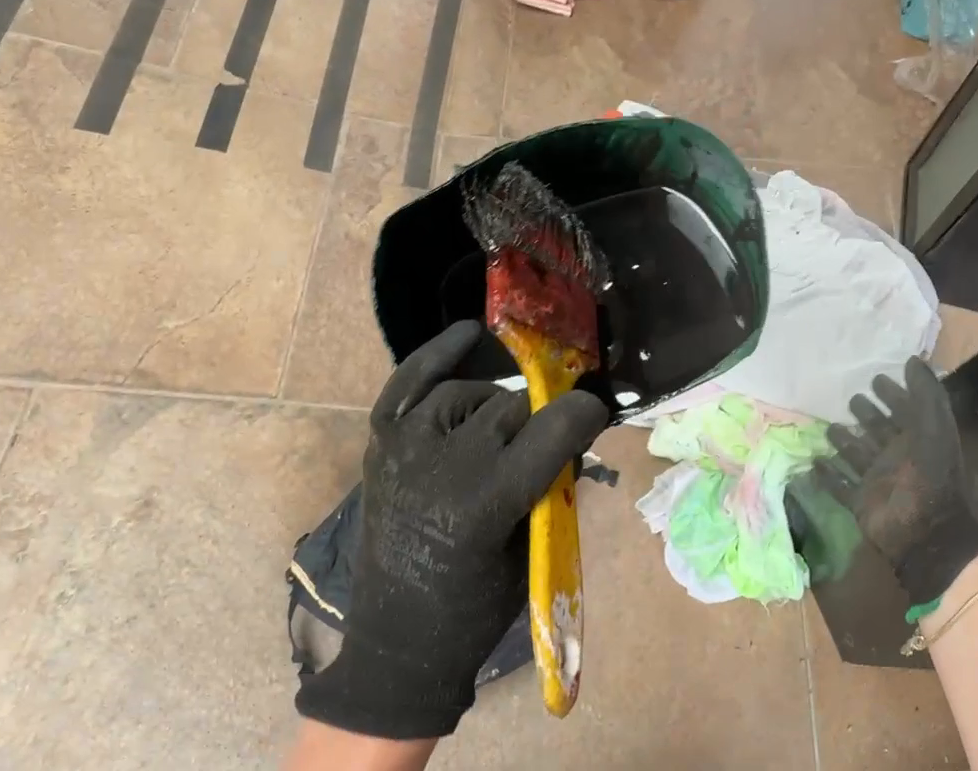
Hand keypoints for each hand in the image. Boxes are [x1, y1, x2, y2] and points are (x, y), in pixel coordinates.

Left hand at [295, 320, 608, 739]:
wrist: (400, 642)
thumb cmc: (478, 607)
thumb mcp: (534, 550)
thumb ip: (554, 486)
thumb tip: (575, 434)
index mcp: (488, 501)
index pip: (553, 429)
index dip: (584, 415)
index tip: (597, 413)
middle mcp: (444, 466)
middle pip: (512, 408)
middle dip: (538, 422)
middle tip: (546, 443)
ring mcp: (406, 451)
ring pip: (470, 393)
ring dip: (495, 407)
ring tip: (505, 429)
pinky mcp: (381, 447)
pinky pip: (408, 384)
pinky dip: (435, 356)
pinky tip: (467, 335)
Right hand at [820, 357, 977, 606]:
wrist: (926, 533)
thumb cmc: (932, 475)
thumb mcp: (934, 426)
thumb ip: (925, 393)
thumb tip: (911, 360)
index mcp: (919, 439)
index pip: (905, 410)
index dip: (893, 393)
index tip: (877, 377)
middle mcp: (898, 458)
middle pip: (880, 430)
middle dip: (868, 414)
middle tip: (852, 398)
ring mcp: (879, 481)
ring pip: (859, 455)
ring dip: (845, 442)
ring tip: (828, 427)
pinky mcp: (861, 503)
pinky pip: (841, 486)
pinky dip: (828, 475)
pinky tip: (814, 462)